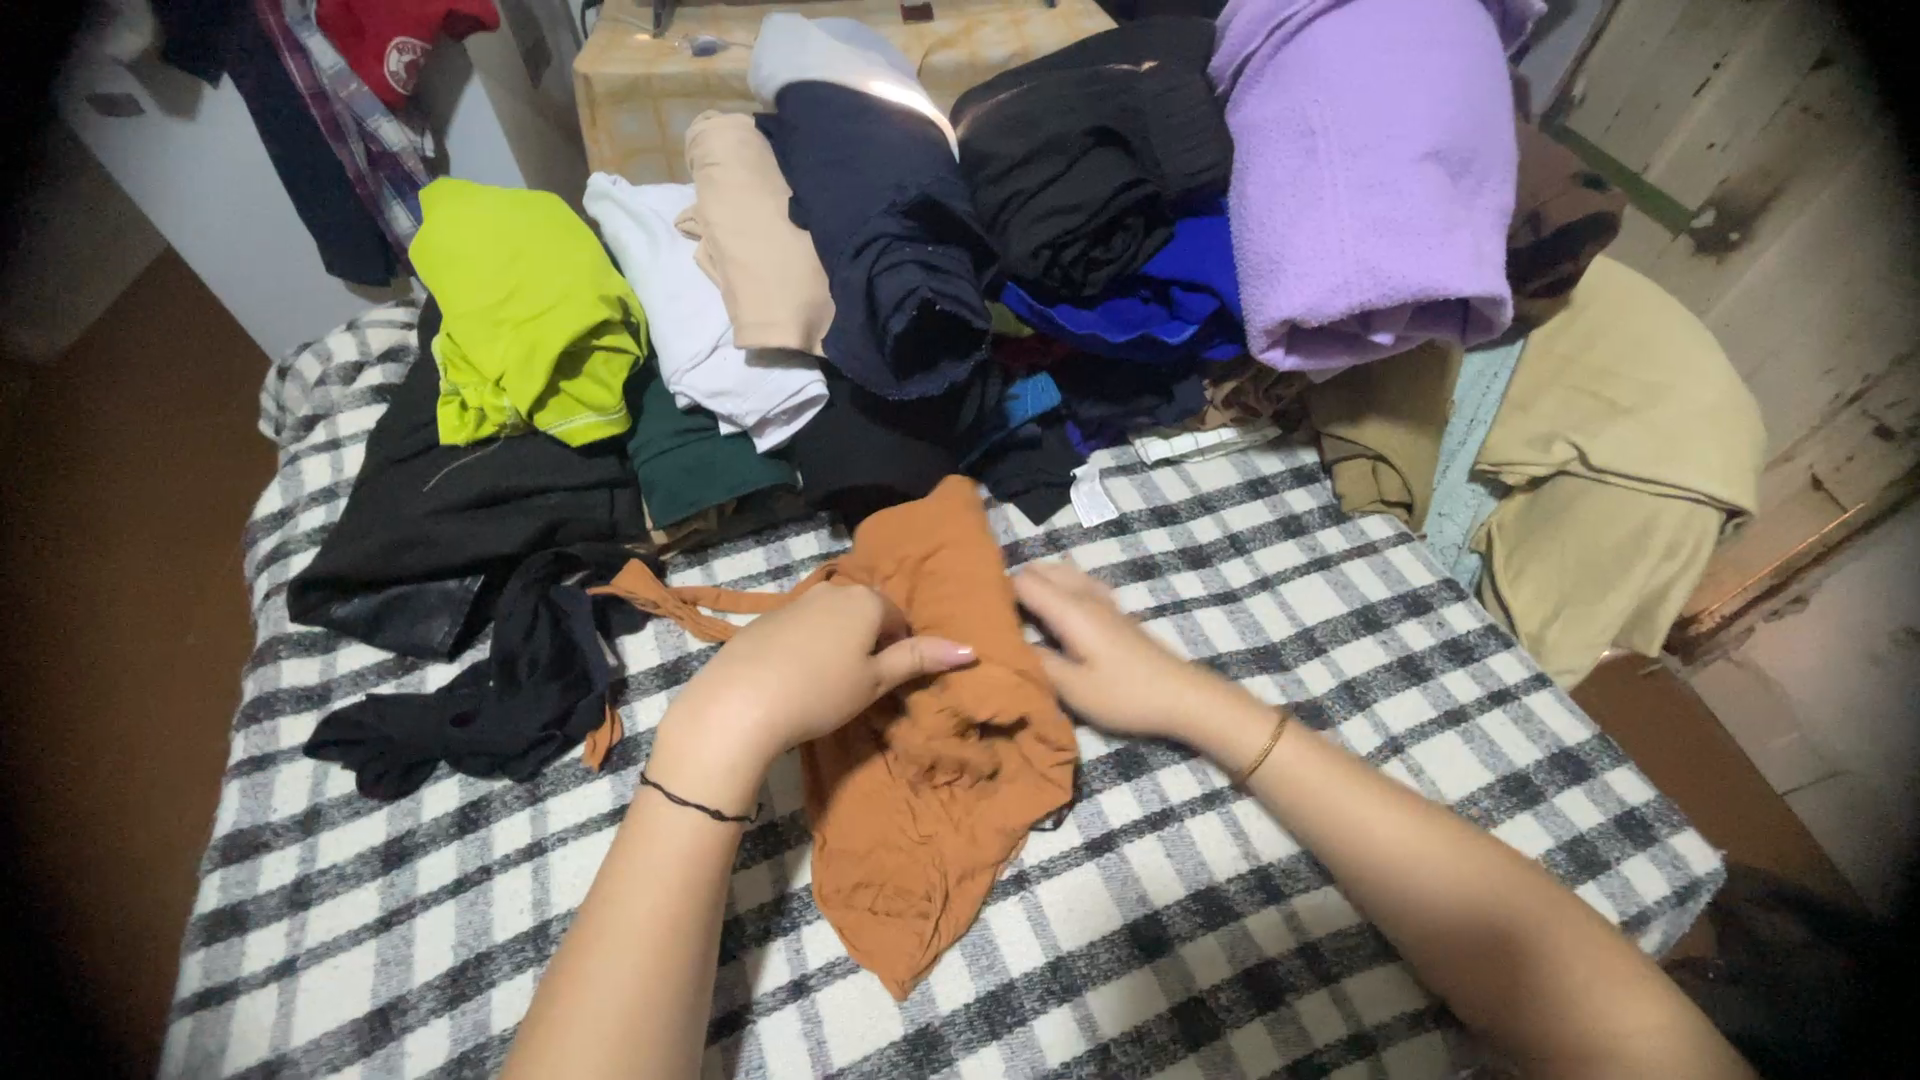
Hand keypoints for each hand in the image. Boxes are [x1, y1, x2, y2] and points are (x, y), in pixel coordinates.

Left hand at [643, 583, 975, 816]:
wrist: (738, 703)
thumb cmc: (820, 692)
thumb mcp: (875, 680)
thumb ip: (919, 659)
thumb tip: (969, 649)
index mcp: (865, 600)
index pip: (899, 618)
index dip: (900, 650)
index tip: (886, 682)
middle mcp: (832, 591)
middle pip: (865, 613)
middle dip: (870, 642)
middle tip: (860, 683)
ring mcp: (794, 602)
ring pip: (832, 620)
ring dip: (838, 643)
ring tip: (827, 683)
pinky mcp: (763, 620)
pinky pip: (801, 628)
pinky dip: (806, 647)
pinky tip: (794, 679)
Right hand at [1013, 561, 1261, 743]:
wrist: (1182, 697)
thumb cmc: (1125, 695)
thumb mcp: (1074, 689)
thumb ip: (1038, 663)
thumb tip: (1008, 645)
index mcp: (1070, 610)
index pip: (1023, 581)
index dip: (997, 589)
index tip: (978, 608)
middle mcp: (1085, 596)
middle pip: (1042, 569)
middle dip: (1015, 582)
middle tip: (993, 610)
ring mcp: (1104, 601)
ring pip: (1062, 572)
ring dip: (1039, 582)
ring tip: (1018, 608)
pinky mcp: (1116, 612)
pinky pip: (1079, 583)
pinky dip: (1060, 587)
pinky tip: (1057, 608)